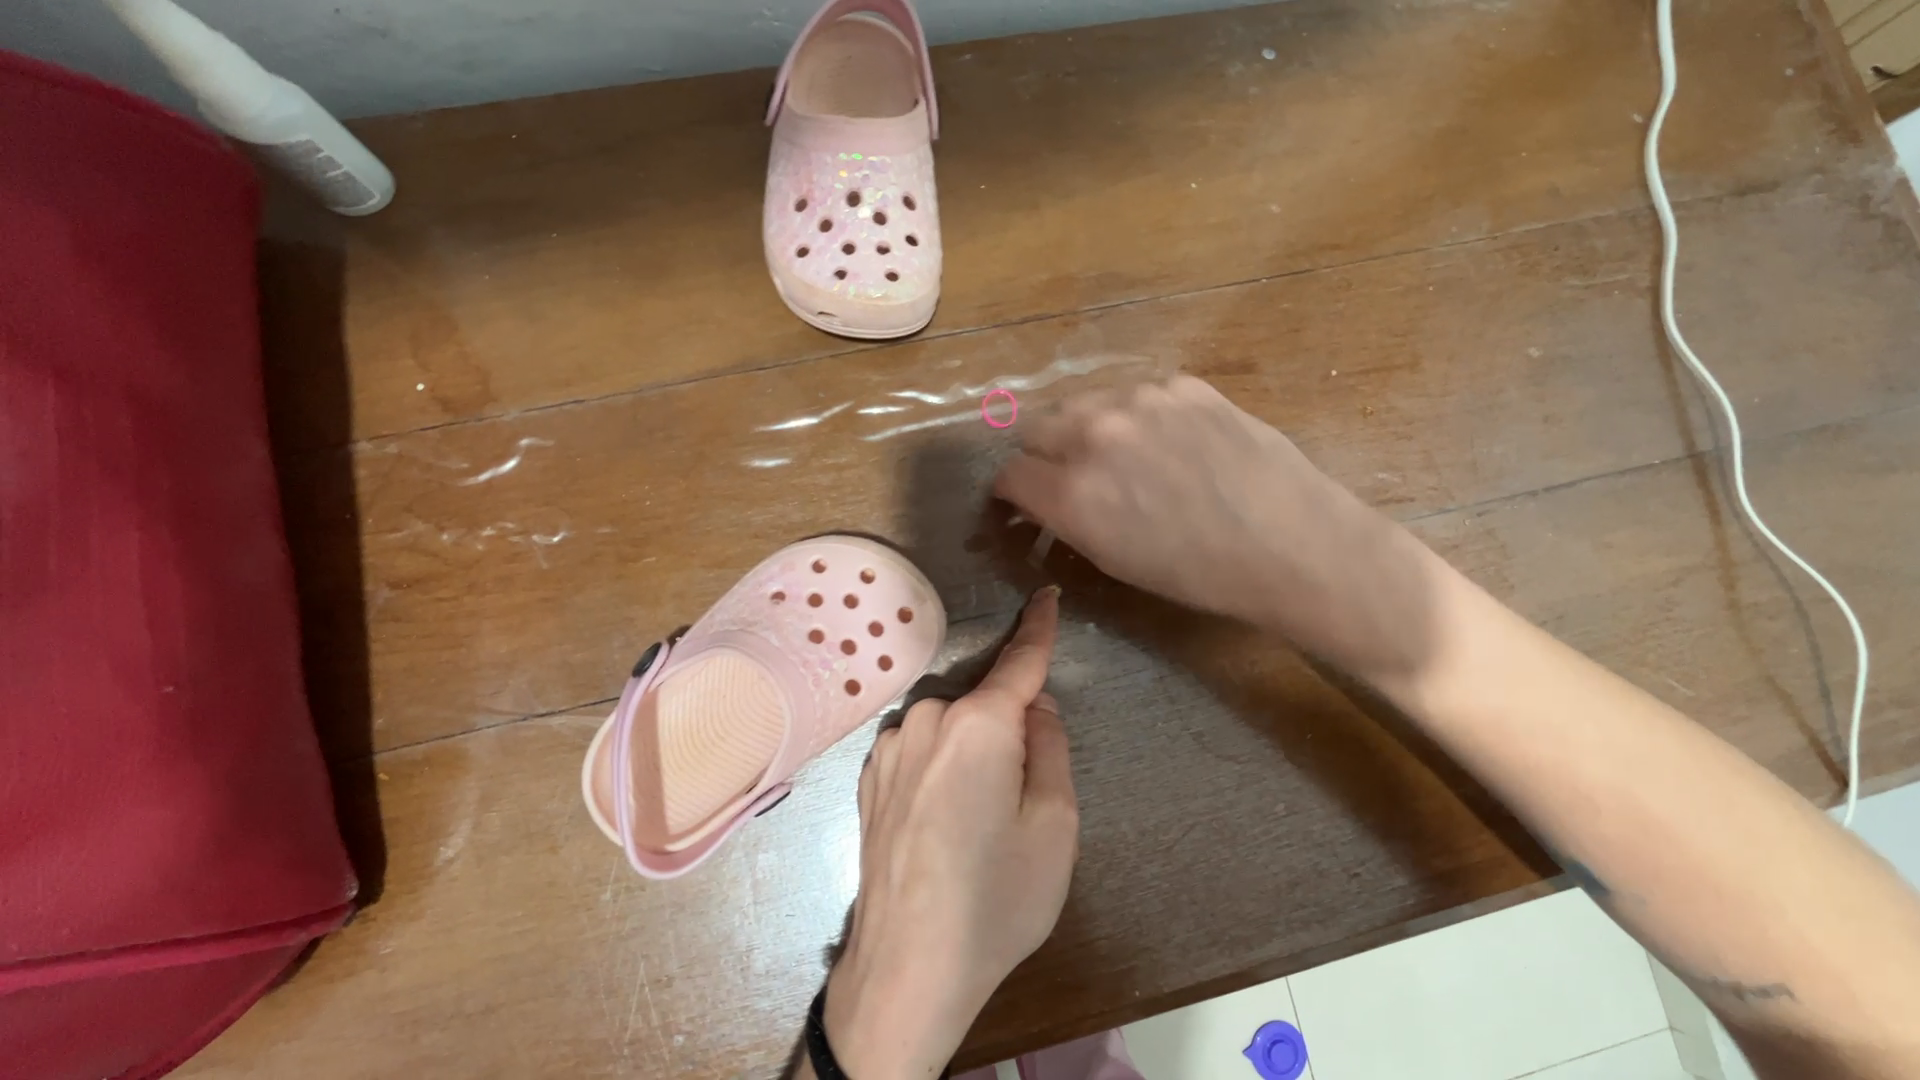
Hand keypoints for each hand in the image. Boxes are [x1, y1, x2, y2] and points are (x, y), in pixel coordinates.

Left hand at [821, 588, 1078, 1078]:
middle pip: (985, 702)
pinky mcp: (869, 776)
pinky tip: (945, 823)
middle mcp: (927, 720)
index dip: (1039, 629)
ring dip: (975, 749)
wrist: (907, 966)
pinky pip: (923, 749)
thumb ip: (1050, 748)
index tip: (1047, 596)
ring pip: (953, 727)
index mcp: (978, 724)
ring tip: (979, 823)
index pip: (1019, 661)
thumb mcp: (1055, 826)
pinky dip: (944, 765)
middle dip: (1012, 725)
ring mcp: (890, 747)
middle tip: (1024, 797)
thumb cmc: (996, 899)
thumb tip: (1034, 707)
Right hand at [994, 376, 1441, 681]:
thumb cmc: (1199, 573)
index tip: (1022, 501)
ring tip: (1121, 457)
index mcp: (1071, 492)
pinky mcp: (1180, 383)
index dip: (1011, 492)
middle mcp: (1093, 434)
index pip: (1008, 474)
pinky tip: (1170, 444)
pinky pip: (1134, 394)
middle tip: (1068, 477)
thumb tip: (1036, 496)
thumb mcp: (1112, 559)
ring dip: (1085, 428)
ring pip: (1083, 403)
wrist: (1291, 542)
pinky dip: (1135, 416)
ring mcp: (1138, 399)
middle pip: (1034, 427)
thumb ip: (1063, 517)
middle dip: (1041, 454)